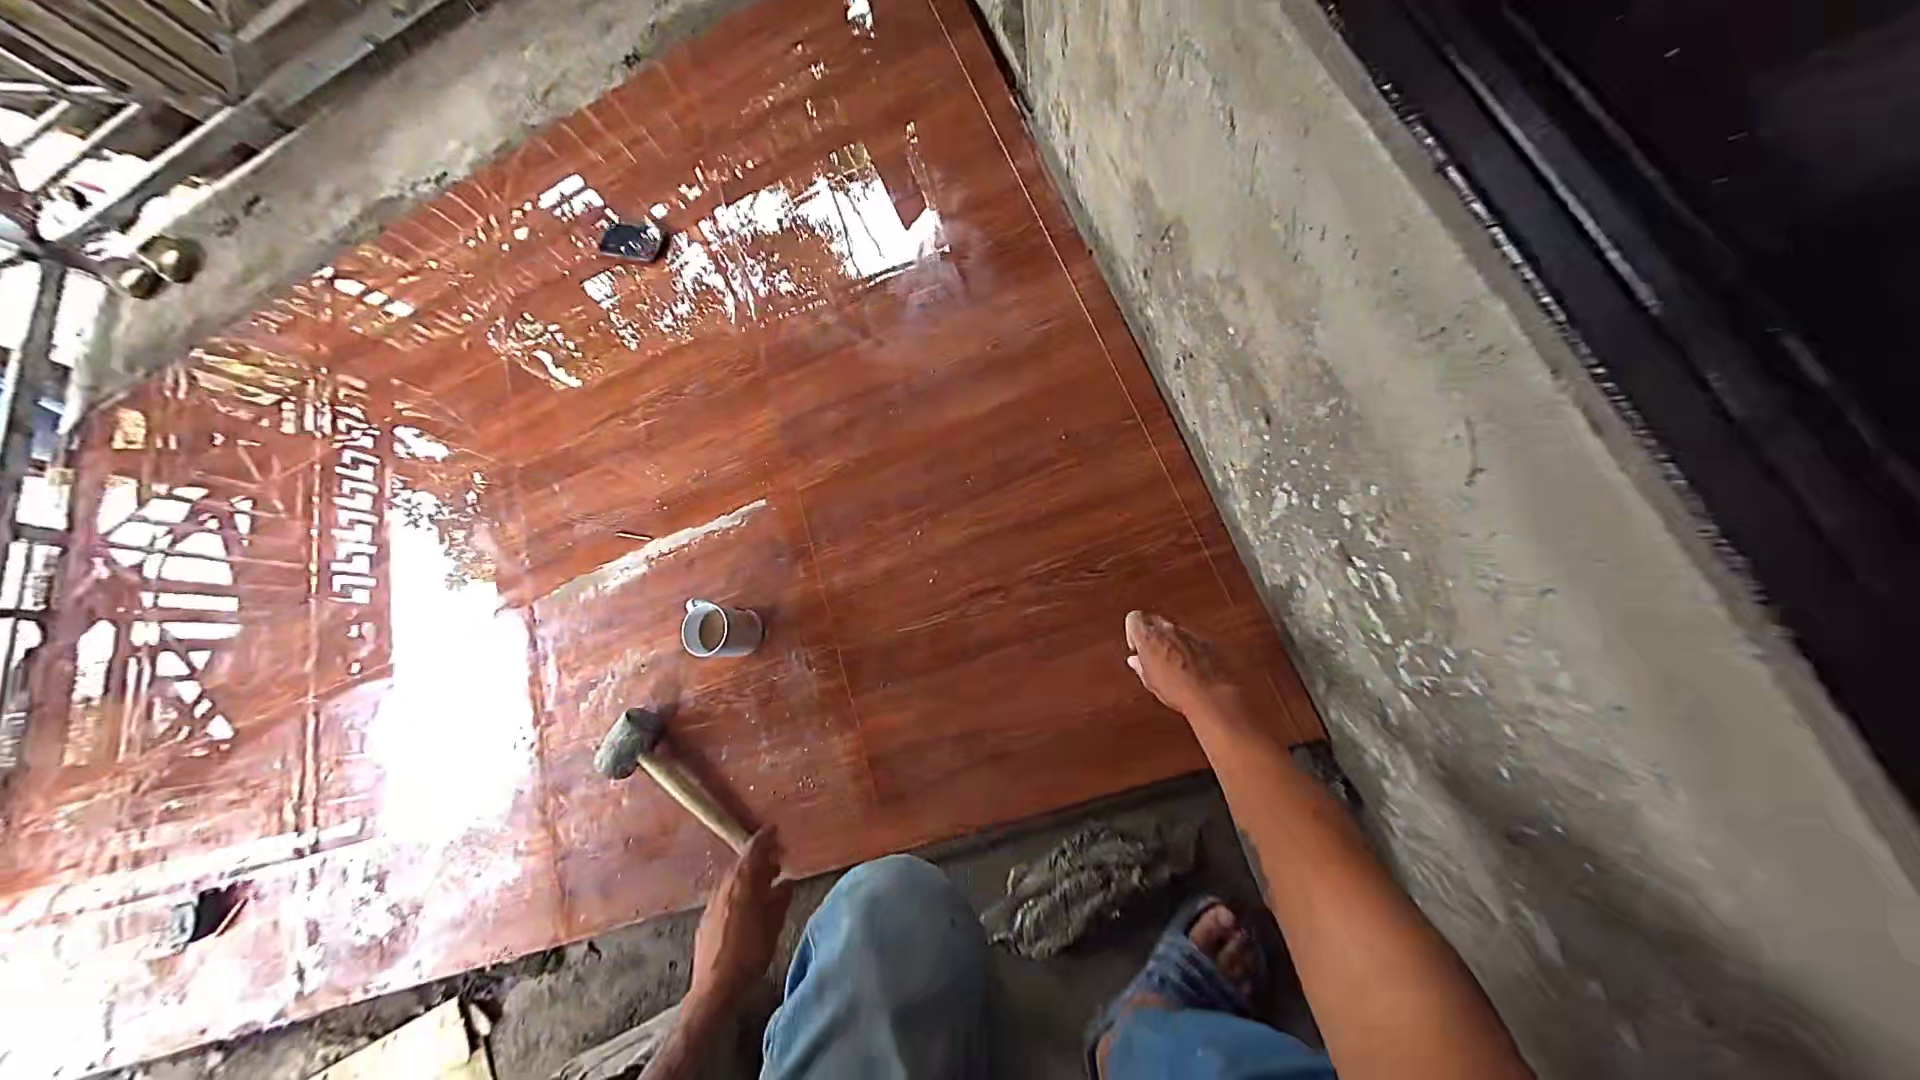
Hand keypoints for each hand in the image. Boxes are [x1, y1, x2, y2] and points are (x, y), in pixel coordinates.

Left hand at [689, 828, 793, 1007]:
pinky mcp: (706, 919)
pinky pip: (725, 893)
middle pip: (741, 862)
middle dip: (758, 856)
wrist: (715, 989)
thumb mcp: (774, 925)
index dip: (765, 838)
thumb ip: (780, 899)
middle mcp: (725, 888)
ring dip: (748, 874)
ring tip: (765, 880)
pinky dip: (738, 889)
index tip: (775, 830)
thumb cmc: (750, 955)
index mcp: (743, 884)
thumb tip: (785, 883)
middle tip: (776, 858)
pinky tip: (747, 903)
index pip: (754, 850)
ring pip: (732, 878)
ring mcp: (713, 903)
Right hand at [1125, 610, 1241, 718]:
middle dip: (1152, 634)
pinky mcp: (1206, 642)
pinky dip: (1190, 650)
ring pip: (1174, 631)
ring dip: (1172, 643)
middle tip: (1153, 654)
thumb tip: (1135, 661)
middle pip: (1154, 620)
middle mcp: (1168, 630)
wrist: (1210, 695)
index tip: (1136, 648)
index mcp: (1148, 636)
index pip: (1134, 618)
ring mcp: (1189, 634)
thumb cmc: (1177, 689)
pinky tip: (1191, 669)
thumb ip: (1140, 665)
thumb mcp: (1150, 681)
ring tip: (1173, 665)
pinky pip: (1192, 640)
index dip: (1133, 632)